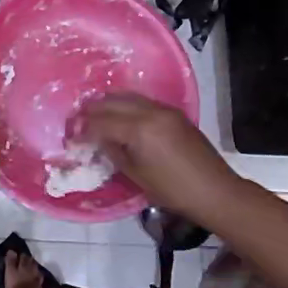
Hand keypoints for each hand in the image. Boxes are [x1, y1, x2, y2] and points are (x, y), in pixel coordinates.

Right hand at [78, 95, 242, 222]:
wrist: (216, 191)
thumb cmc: (173, 190)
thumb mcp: (135, 174)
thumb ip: (112, 151)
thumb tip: (97, 140)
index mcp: (139, 129)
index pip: (100, 122)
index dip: (82, 130)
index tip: (71, 139)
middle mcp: (150, 111)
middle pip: (110, 102)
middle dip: (90, 112)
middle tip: (78, 126)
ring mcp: (163, 109)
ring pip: (126, 97)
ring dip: (107, 105)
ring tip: (95, 119)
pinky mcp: (173, 113)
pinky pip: (141, 102)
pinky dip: (125, 106)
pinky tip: (119, 120)